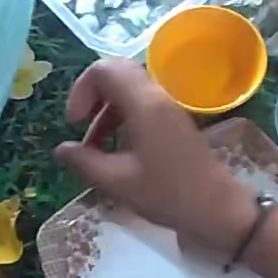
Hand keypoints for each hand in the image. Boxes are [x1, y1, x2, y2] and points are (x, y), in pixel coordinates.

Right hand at [54, 59, 255, 253]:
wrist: (216, 208)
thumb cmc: (167, 194)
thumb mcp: (116, 182)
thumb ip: (83, 161)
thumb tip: (61, 149)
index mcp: (144, 103)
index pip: (104, 68)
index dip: (81, 90)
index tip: (74, 123)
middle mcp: (158, 96)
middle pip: (117, 73)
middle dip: (91, 96)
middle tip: (80, 127)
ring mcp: (169, 108)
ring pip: (129, 90)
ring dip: (106, 111)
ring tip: (94, 147)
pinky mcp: (175, 122)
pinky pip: (142, 105)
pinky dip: (122, 119)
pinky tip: (115, 150)